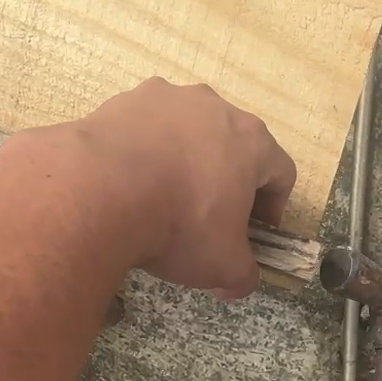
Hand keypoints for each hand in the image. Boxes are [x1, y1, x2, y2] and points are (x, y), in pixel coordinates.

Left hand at [13, 78, 296, 299]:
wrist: (100, 192)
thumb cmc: (182, 226)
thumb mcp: (225, 267)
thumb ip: (244, 275)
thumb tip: (237, 282)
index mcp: (252, 142)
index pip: (281, 172)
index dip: (274, 208)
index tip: (256, 234)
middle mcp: (214, 107)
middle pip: (235, 148)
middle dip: (230, 184)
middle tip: (215, 221)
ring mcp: (167, 98)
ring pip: (191, 135)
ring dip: (189, 166)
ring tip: (168, 203)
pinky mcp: (124, 100)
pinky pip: (149, 132)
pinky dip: (150, 158)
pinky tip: (135, 189)